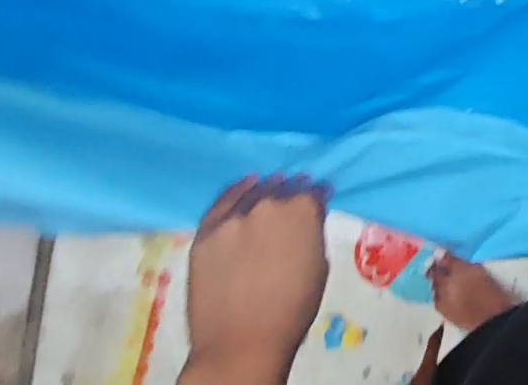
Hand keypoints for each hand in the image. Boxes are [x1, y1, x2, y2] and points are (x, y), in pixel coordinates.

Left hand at [180, 174, 332, 384]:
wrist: (242, 343)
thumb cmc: (293, 308)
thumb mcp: (319, 263)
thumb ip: (313, 232)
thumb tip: (308, 218)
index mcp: (303, 210)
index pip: (315, 190)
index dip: (319, 196)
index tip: (321, 200)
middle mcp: (269, 205)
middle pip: (284, 187)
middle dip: (293, 192)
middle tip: (295, 201)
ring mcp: (234, 218)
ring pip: (256, 192)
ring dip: (267, 191)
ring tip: (271, 190)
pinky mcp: (207, 233)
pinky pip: (223, 202)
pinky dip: (237, 190)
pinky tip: (247, 184)